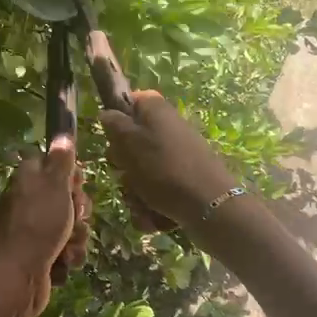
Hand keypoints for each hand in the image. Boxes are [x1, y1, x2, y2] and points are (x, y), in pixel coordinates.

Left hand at [0, 137, 90, 316]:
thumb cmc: (38, 225)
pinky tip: (63, 264)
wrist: (18, 278)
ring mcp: (34, 229)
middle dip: (79, 212)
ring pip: (71, 226)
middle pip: (68, 198)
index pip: (58, 167)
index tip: (76, 187)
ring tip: (67, 248)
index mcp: (29, 178)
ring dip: (76, 238)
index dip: (73, 178)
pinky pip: (66, 250)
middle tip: (74, 219)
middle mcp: (30, 201)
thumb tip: (63, 131)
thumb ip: (61, 159)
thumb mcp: (54, 185)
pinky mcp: (41, 255)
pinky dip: (68, 257)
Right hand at [100, 91, 237, 230]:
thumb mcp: (129, 142)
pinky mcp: (184, 177)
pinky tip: (151, 215)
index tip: (112, 138)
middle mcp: (168, 127)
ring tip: (140, 202)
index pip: (131, 101)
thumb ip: (114, 125)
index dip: (117, 119)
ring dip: (135, 188)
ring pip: (142, 168)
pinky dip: (151, 202)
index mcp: (156, 110)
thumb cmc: (163, 168)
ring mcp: (177, 153)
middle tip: (124, 172)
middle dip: (124, 163)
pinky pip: (157, 187)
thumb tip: (106, 113)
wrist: (209, 205)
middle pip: (133, 140)